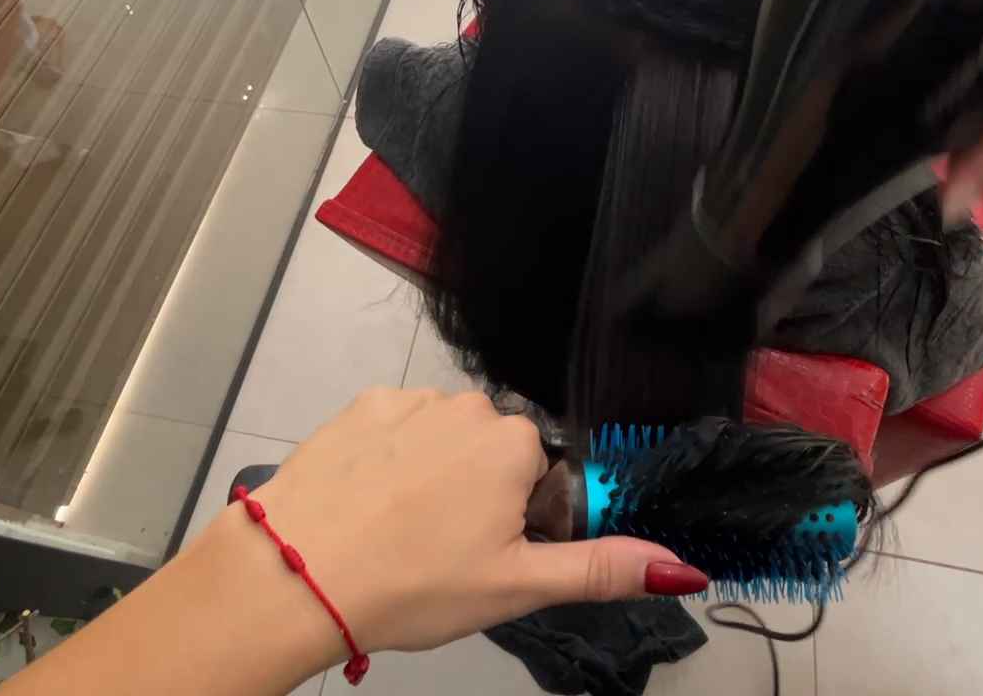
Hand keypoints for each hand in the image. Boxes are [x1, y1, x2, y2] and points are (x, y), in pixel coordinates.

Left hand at [250, 388, 705, 654]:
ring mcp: (412, 398)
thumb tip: (684, 567)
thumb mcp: (517, 585)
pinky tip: (373, 493)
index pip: (541, 471)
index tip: (489, 549)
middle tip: (446, 544)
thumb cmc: (414, 582)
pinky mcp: (366, 402)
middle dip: (484, 489)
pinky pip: (400, 423)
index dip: (523, 516)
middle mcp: (467, 404)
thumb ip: (602, 567)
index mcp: (513, 442)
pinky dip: (395, 453)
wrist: (298, 570)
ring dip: (439, 471)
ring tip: (404, 524)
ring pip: (447, 435)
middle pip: (496, 448)